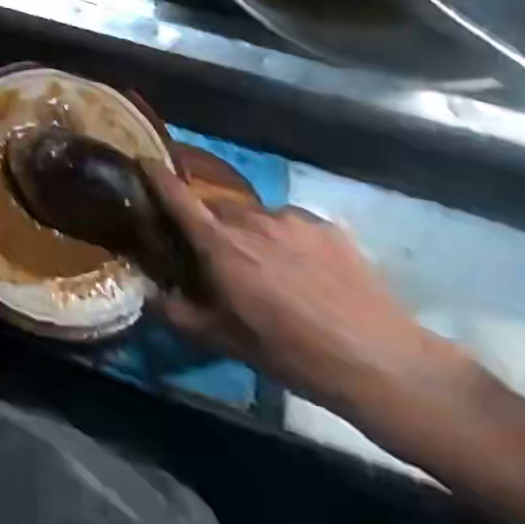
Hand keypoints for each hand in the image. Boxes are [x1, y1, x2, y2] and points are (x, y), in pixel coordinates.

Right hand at [144, 162, 471, 411]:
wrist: (381, 363)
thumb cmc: (292, 354)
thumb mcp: (226, 342)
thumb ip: (181, 314)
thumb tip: (152, 295)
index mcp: (220, 246)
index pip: (178, 199)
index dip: (157, 176)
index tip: (143, 160)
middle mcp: (252, 222)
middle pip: (217, 208)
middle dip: (210, 224)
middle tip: (218, 255)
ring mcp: (293, 220)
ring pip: (255, 215)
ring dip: (250, 233)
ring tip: (268, 268)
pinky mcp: (327, 227)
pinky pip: (291, 223)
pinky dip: (285, 238)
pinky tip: (304, 270)